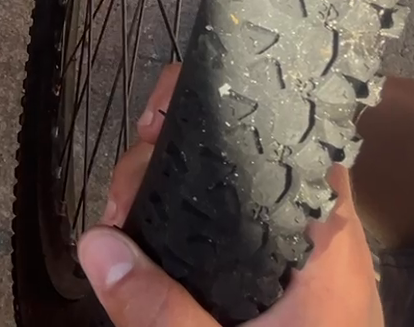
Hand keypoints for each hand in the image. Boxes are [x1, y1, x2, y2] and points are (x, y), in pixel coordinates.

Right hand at [81, 65, 383, 326]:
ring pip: (214, 182)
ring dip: (160, 183)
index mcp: (320, 238)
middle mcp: (305, 230)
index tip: (155, 124)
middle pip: (232, 151)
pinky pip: (211, 220)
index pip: (284, 134)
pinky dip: (172, 212)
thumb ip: (164, 313)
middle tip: (120, 197)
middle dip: (163, 155)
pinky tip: (140, 230)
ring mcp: (283, 253)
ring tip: (121, 216)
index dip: (218, 106)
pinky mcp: (262, 278)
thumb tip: (93, 244)